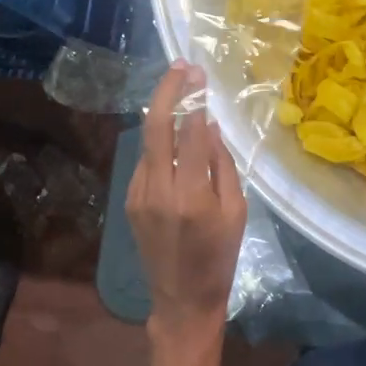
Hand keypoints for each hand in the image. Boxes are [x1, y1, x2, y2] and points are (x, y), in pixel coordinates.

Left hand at [129, 62, 247, 349]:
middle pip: (155, 125)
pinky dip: (159, 146)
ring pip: (147, 142)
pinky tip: (174, 144)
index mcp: (191, 195)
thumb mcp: (236, 212)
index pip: (189, 132)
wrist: (182, 298)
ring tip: (182, 98)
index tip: (200, 75)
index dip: (195, 98)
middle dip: (167, 90)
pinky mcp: (129, 201)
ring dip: (163, 117)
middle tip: (182, 67)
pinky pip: (145, 162)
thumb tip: (209, 126)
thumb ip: (223, 166)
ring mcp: (138, 195)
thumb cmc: (220, 258)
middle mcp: (158, 190)